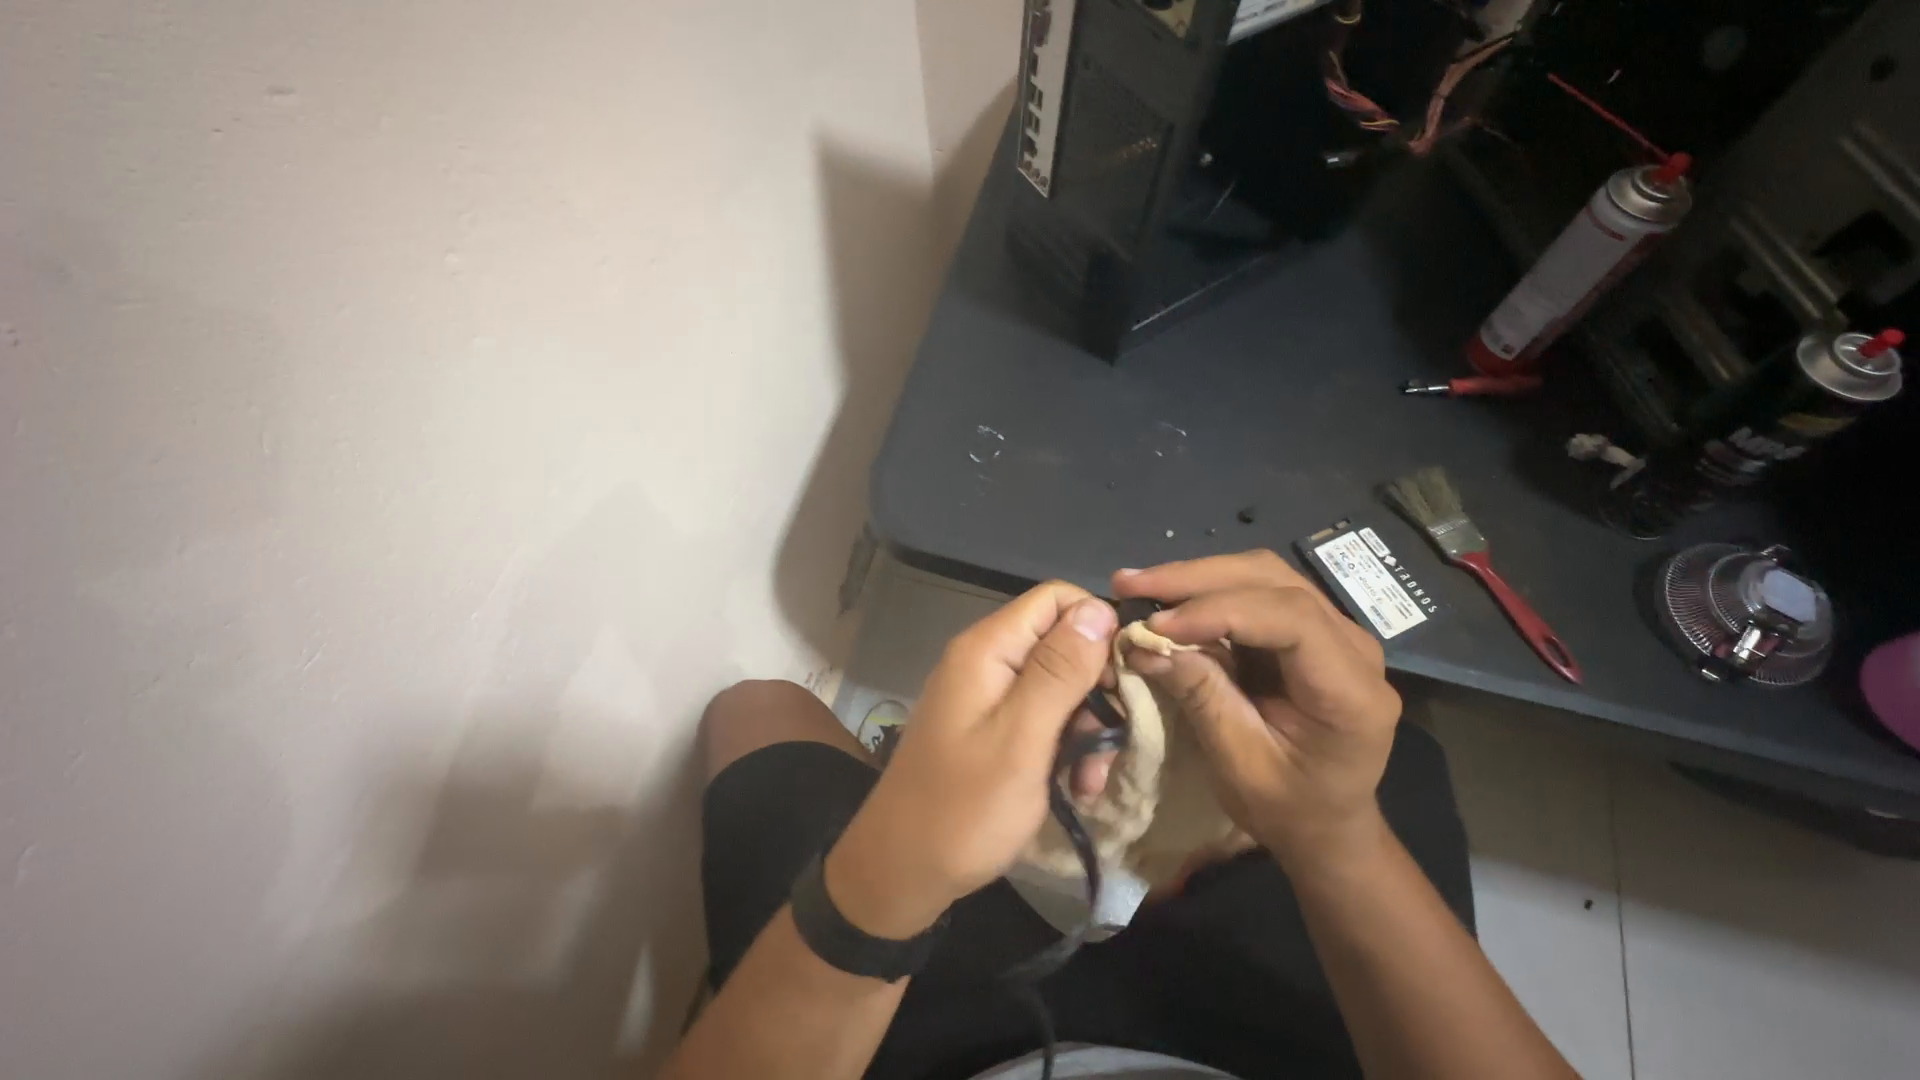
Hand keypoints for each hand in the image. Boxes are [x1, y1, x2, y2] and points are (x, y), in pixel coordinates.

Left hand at [825, 582, 1118, 937]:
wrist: (903, 872)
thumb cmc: (964, 809)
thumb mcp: (1022, 739)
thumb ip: (1059, 671)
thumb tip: (1099, 607)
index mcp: (987, 650)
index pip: (1057, 599)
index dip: (1097, 628)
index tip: (1123, 679)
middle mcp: (985, 662)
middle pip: (1062, 644)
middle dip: (1096, 690)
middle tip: (1109, 742)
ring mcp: (987, 698)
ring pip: (1059, 687)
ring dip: (1086, 730)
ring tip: (1090, 781)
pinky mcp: (991, 730)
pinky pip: (1041, 720)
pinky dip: (1064, 749)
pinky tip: (1075, 789)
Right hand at [1112, 551, 1400, 870]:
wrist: (1325, 823)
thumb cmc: (1288, 807)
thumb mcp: (1240, 765)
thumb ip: (1202, 699)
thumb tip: (1143, 646)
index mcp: (1351, 692)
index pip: (1292, 620)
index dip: (1221, 612)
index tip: (1157, 627)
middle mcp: (1354, 646)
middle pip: (1274, 581)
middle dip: (1196, 579)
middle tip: (1129, 587)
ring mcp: (1334, 631)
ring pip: (1263, 574)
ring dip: (1196, 577)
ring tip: (1138, 587)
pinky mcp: (1308, 628)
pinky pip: (1257, 590)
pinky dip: (1206, 591)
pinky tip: (1166, 598)